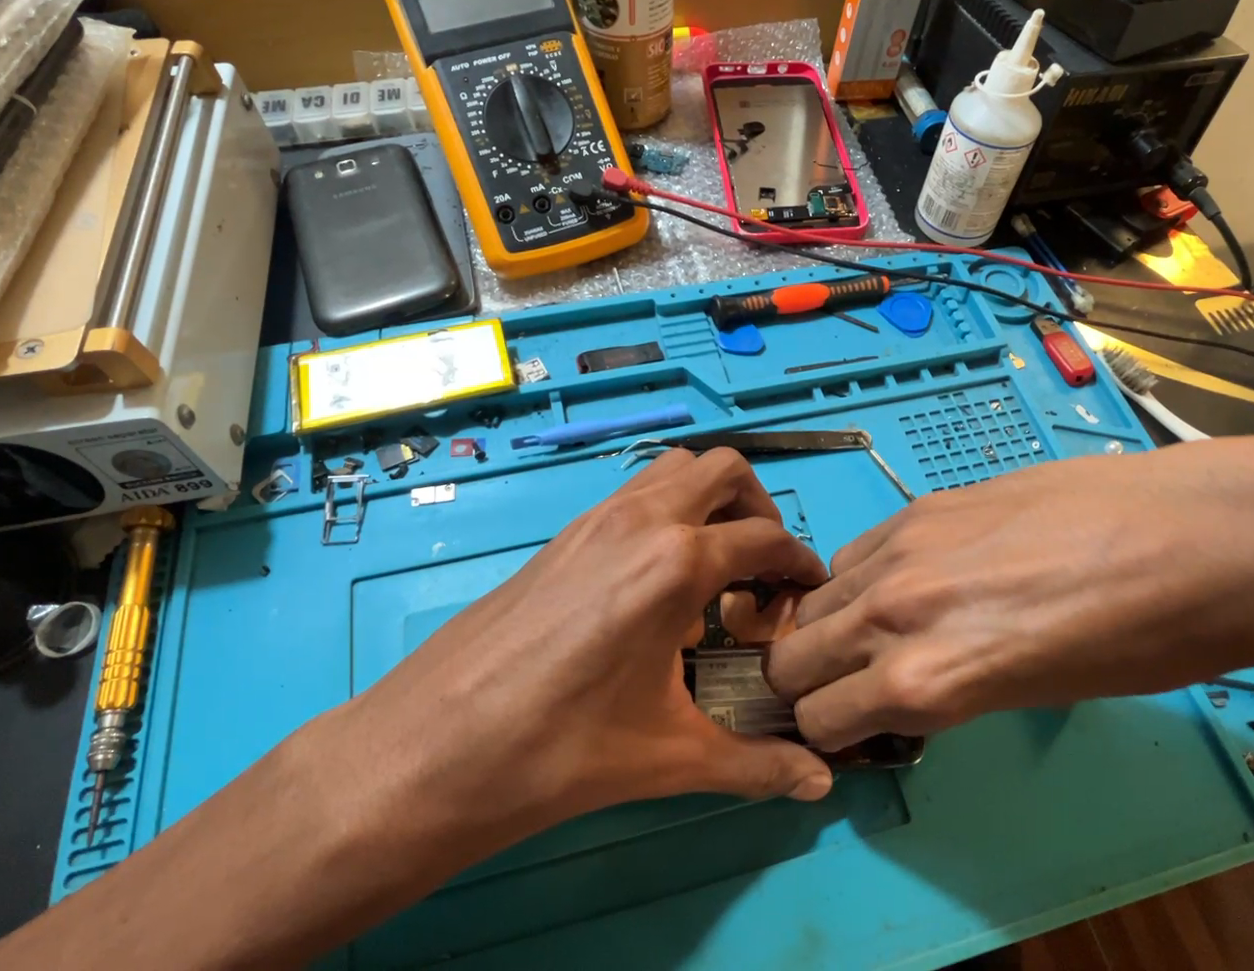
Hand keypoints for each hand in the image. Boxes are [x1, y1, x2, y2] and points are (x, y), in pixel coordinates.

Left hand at [310, 447, 834, 860]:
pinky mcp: (560, 537)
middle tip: (763, 569)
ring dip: (707, 503)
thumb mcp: (670, 757)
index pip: (767, 538)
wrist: (433, 747)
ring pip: (670, 471)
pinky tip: (653, 589)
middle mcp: (640, 520)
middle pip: (723, 470)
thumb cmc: (560, 751)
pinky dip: (663, 516)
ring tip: (712, 573)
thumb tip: (819, 783)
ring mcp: (593, 520)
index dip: (799, 565)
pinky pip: (630, 498)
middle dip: (758, 508)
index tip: (807, 596)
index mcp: (677, 562)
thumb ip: (757, 765)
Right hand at [764, 425, 1253, 750]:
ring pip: (813, 599)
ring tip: (880, 629)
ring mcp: (901, 547)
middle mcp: (891, 611)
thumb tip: (905, 684)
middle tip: (849, 685)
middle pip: (790, 657)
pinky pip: (856, 551)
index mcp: (924, 680)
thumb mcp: (1036, 696)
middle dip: (808, 682)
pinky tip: (912, 579)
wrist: (1207, 538)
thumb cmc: (1148, 646)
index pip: (817, 718)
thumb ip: (946, 688)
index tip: (851, 730)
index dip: (829, 732)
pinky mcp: (922, 502)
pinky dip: (863, 577)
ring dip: (830, 624)